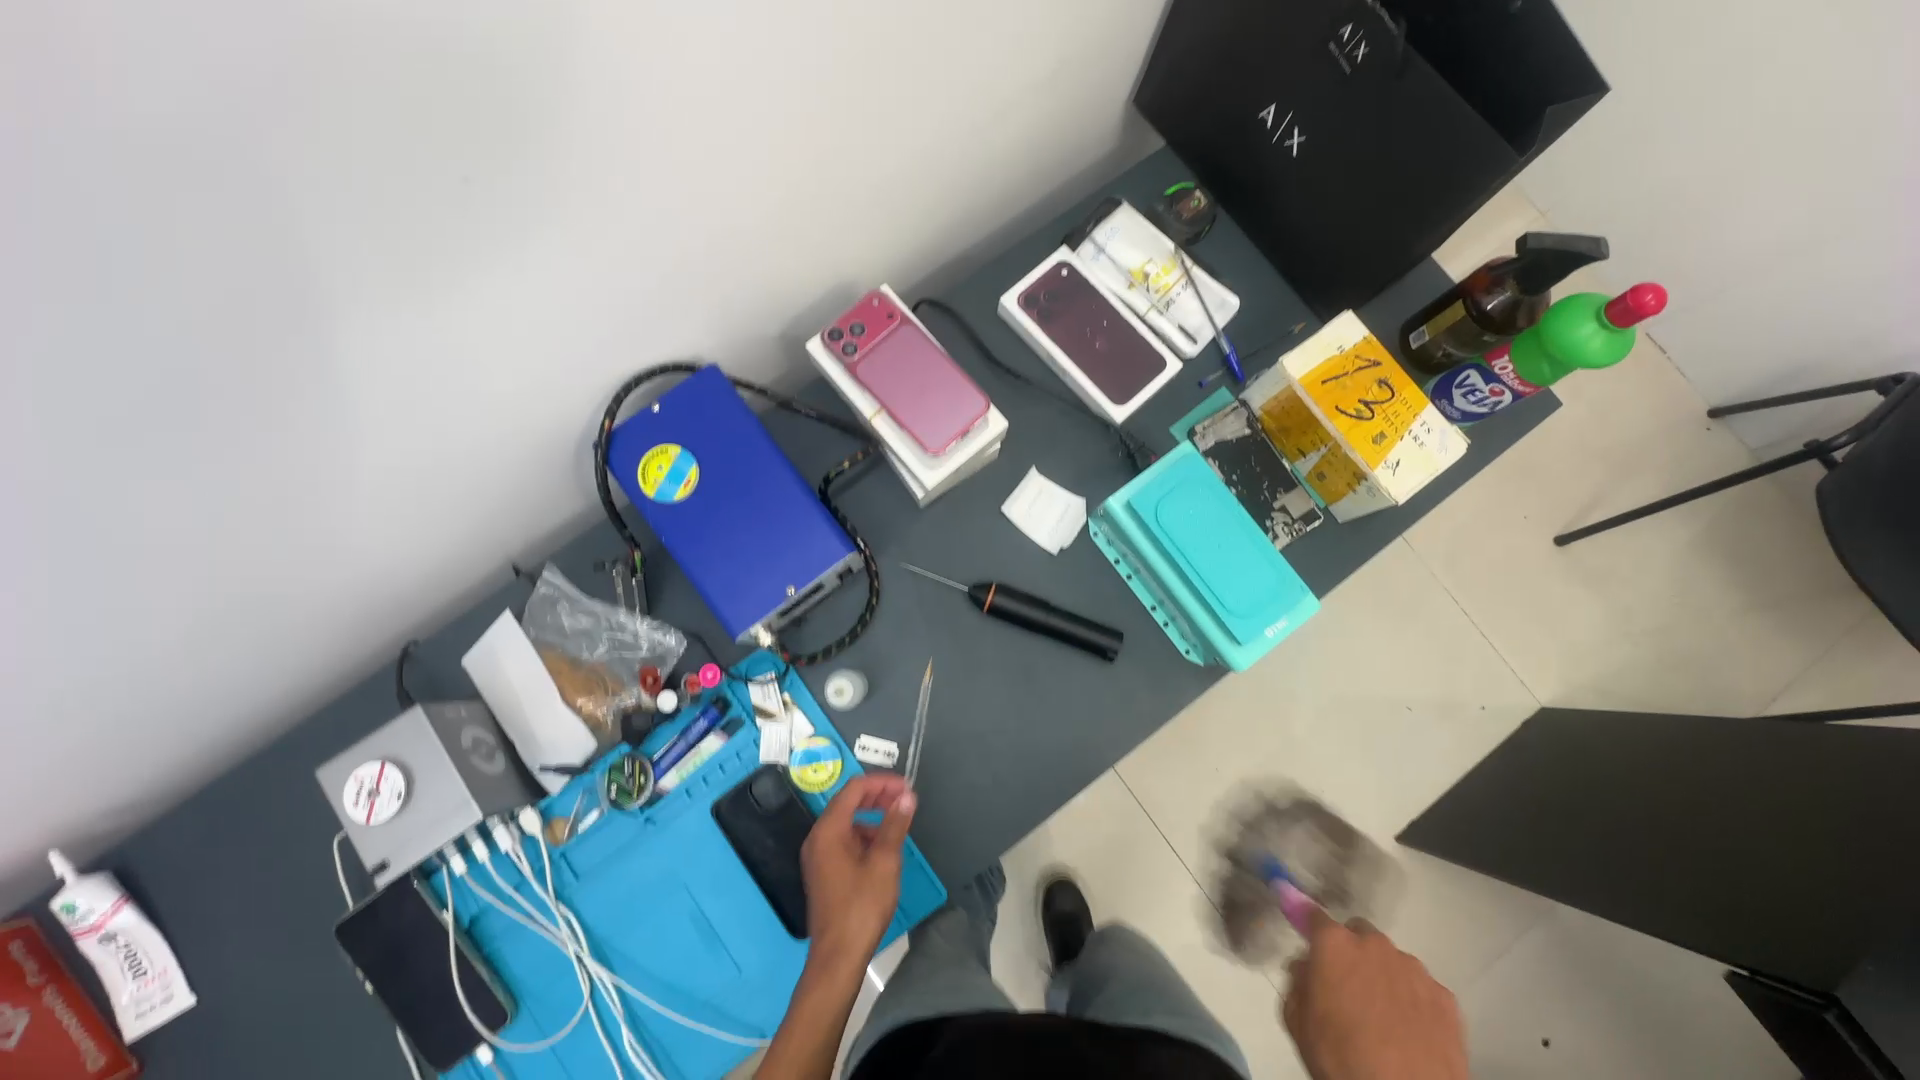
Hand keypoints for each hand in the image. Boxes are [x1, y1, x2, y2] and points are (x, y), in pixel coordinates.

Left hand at [800, 773, 916, 964]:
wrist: (838, 955)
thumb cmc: (862, 906)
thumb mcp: (885, 862)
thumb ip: (895, 825)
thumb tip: (906, 796)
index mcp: (828, 830)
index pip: (854, 789)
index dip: (882, 783)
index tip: (907, 787)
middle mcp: (818, 837)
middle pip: (848, 802)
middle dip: (877, 796)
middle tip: (906, 799)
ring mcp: (818, 855)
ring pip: (846, 822)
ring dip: (872, 816)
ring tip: (898, 823)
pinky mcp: (823, 871)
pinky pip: (844, 840)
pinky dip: (864, 835)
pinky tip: (883, 848)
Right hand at [1283, 910, 1467, 1079]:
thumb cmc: (1340, 1058)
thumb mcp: (1298, 1022)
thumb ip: (1297, 982)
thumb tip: (1307, 966)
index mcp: (1334, 946)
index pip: (1314, 915)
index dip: (1305, 918)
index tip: (1301, 925)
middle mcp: (1376, 946)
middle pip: (1359, 934)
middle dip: (1350, 950)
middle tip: (1345, 986)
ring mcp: (1415, 971)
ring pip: (1393, 961)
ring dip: (1383, 976)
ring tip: (1382, 1017)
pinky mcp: (1446, 999)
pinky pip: (1421, 988)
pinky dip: (1412, 1001)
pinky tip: (1409, 1031)